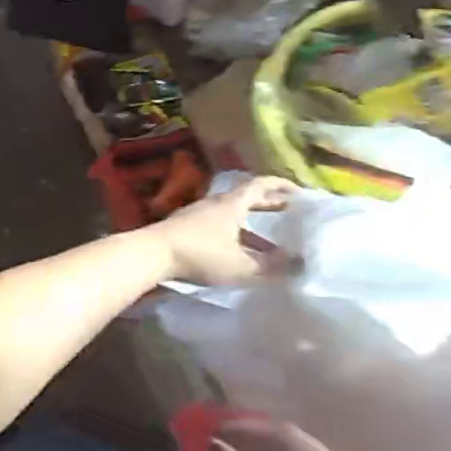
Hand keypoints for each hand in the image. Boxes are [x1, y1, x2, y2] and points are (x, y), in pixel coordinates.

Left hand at [148, 175, 293, 284]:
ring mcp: (195, 215)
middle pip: (244, 199)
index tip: (300, 193)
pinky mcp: (183, 228)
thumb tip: (301, 264)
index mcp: (230, 204)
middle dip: (269, 205)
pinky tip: (239, 254)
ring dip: (251, 226)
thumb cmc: (199, 254)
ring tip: (272, 247)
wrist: (150, 254)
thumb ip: (273, 266)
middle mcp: (212, 204)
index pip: (259, 185)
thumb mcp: (242, 265)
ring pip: (230, 216)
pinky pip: (215, 226)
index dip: (281, 186)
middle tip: (290, 214)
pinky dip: (233, 235)